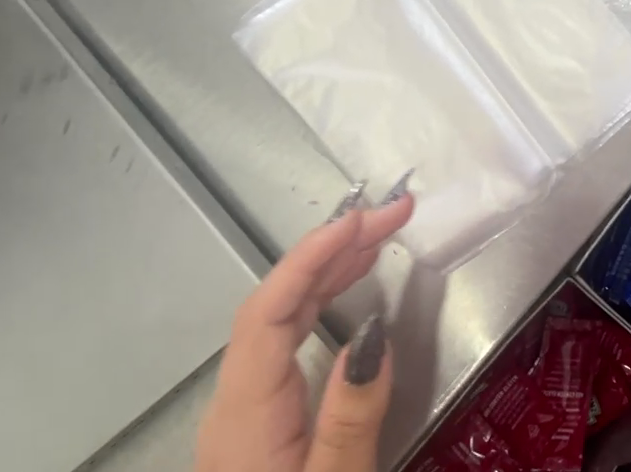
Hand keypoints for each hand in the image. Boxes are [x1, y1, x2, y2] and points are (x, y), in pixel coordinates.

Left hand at [195, 185, 415, 471]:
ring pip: (279, 316)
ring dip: (330, 267)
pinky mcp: (262, 414)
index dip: (311, 257)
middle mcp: (236, 401)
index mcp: (244, 416)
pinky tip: (352, 285)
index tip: (364, 220)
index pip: (267, 313)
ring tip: (381, 233)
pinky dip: (322, 297)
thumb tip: (374, 333)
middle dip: (331, 249)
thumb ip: (350, 417)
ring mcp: (246, 407)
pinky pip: (288, 336)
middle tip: (394, 214)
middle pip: (272, 304)